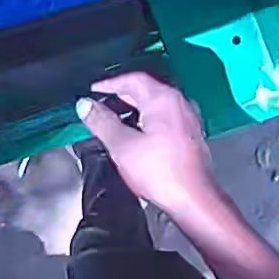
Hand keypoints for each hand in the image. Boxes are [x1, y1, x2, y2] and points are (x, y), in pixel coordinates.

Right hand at [77, 72, 224, 223]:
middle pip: (146, 90)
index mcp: (163, 100)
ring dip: (134, 108)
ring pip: (156, 105)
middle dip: (121, 95)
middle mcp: (179, 104)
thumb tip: (85, 105)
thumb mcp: (122, 146)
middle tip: (101, 103)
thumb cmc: (161, 172)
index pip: (133, 79)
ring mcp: (187, 119)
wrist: (192, 199)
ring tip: (114, 119)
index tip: (93, 90)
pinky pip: (165, 118)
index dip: (110, 83)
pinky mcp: (190, 136)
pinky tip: (136, 135)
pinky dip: (147, 120)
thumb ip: (102, 122)